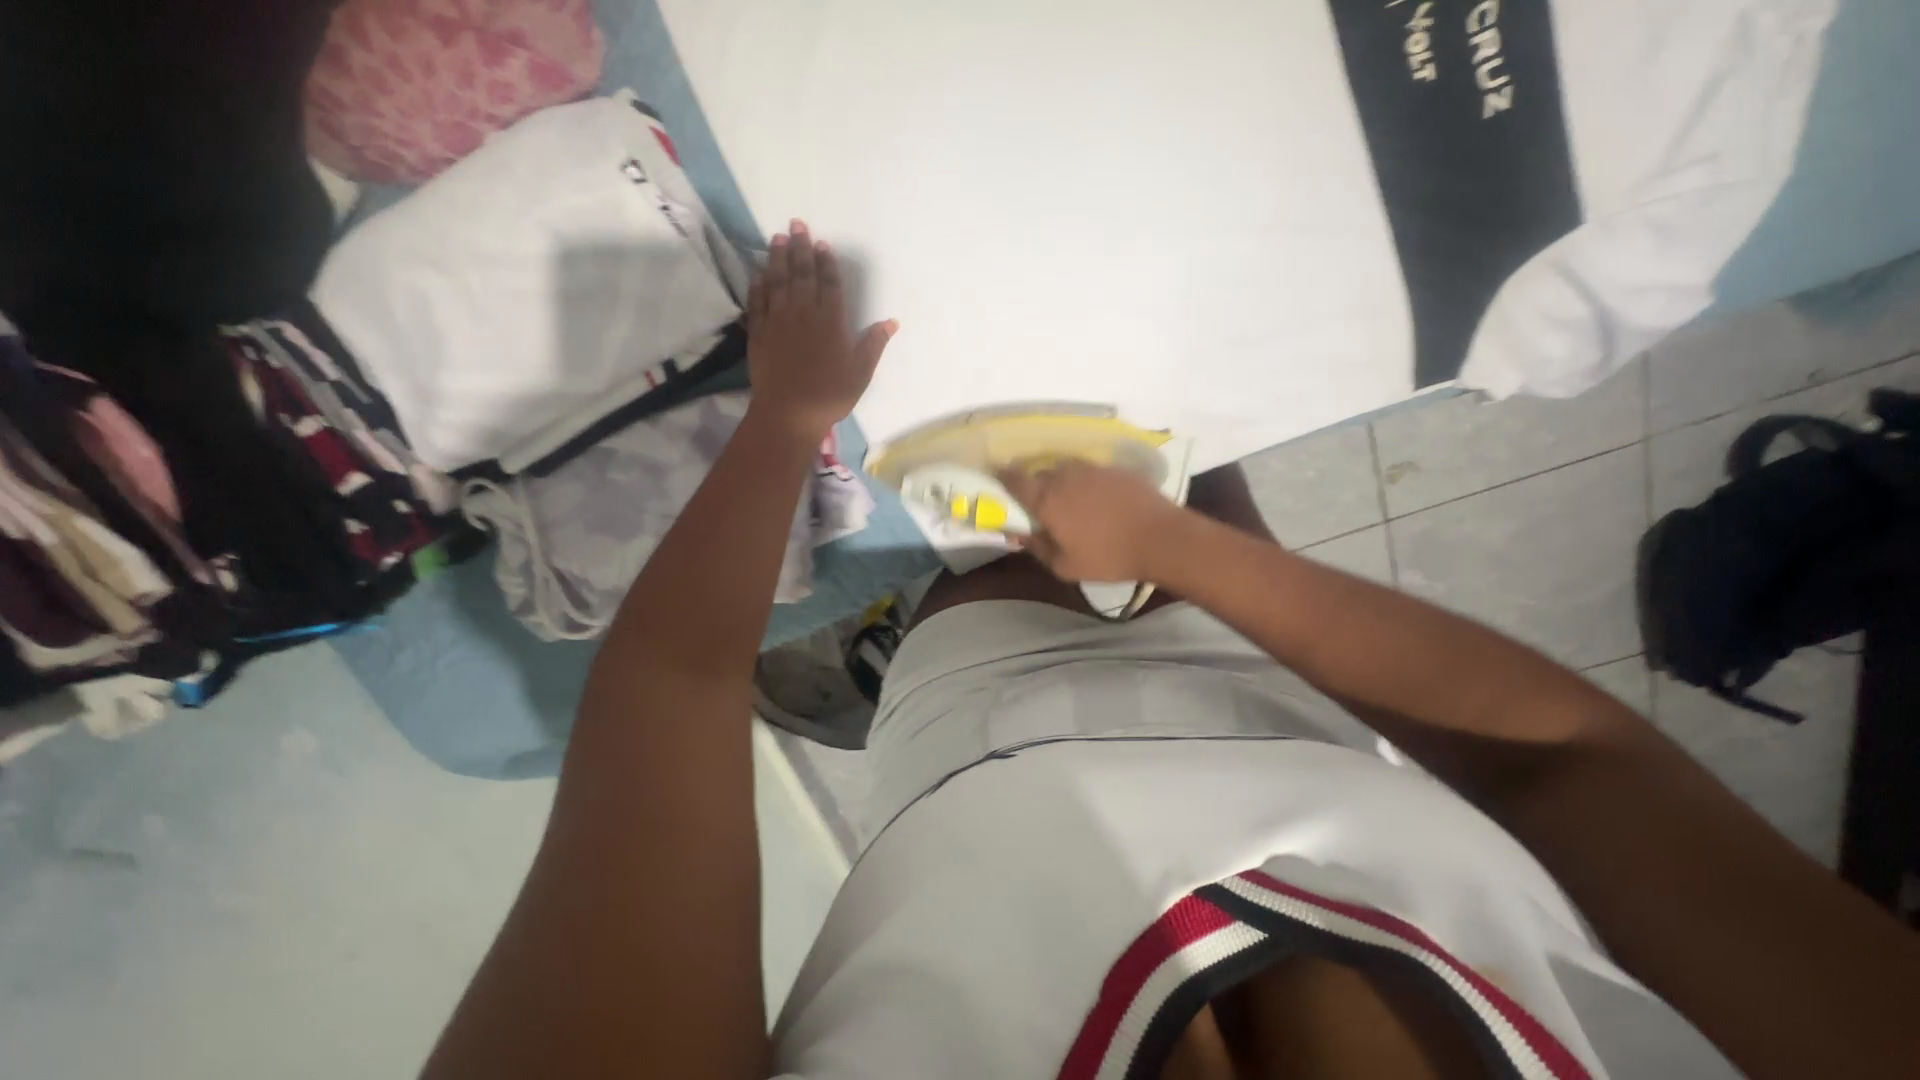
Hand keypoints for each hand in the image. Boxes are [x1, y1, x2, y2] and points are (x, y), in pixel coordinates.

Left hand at [746, 219, 897, 440]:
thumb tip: (891, 322)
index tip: (822, 243)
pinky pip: (758, 302)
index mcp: (831, 319)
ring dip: (778, 258)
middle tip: (797, 224)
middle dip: (800, 248)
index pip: (829, 282)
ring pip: (777, 281)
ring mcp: (778, 320)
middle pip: (802, 273)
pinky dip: (759, 285)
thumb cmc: (830, 393)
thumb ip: (874, 343)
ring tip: (778, 238)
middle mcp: (803, 312)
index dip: (826, 262)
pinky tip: (760, 274)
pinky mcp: (759, 333)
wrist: (789, 413)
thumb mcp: (861, 371)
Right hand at [997, 460, 1189, 582]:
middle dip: (1035, 485)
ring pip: (1066, 470)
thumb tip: (1019, 535)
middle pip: (1040, 473)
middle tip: (1038, 503)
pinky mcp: (1116, 469)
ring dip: (1062, 482)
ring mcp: (1092, 468)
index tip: (995, 479)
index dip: (1001, 477)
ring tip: (1070, 501)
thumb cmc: (1108, 557)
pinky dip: (1087, 483)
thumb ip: (1037, 547)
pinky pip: (1091, 472)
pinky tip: (1098, 500)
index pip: (1013, 479)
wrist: (1162, 538)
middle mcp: (1065, 475)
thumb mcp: (1065, 565)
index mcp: (1046, 498)